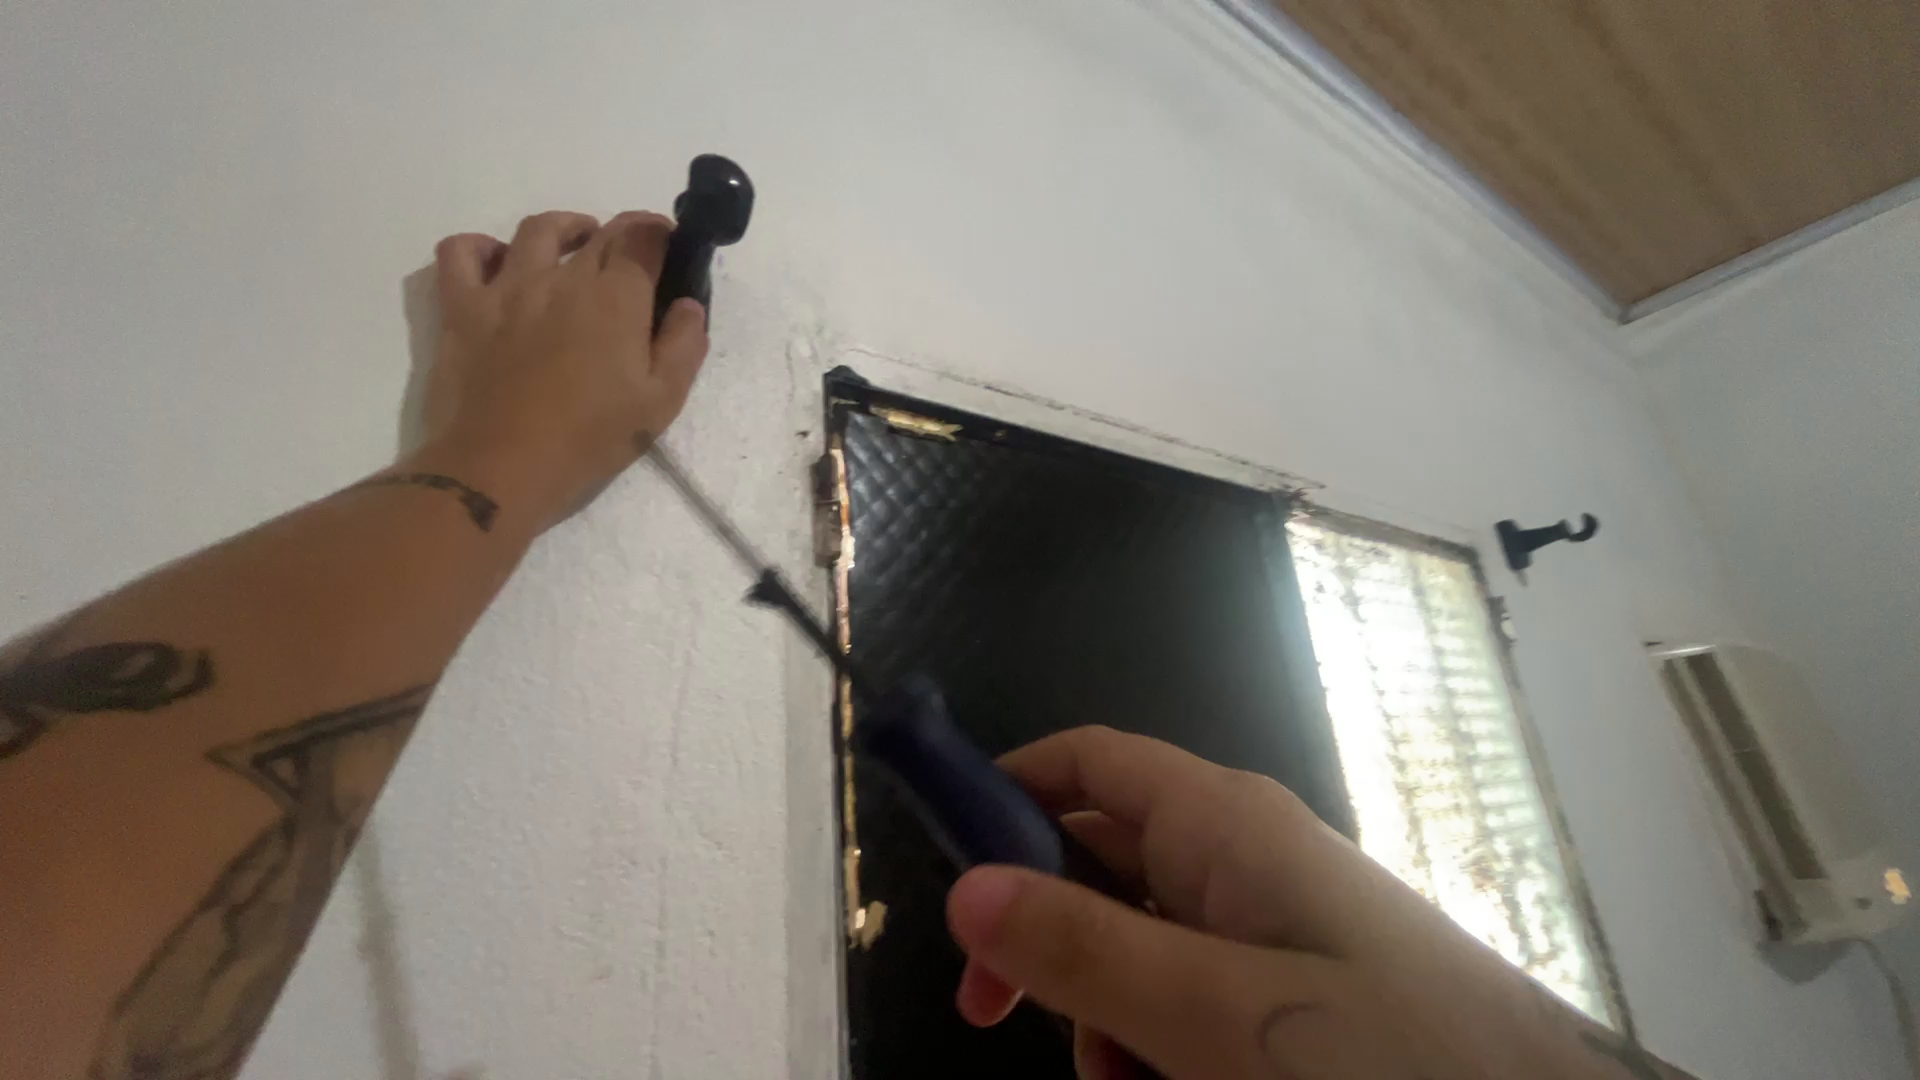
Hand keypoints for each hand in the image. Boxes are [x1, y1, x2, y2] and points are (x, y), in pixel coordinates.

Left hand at [415, 211, 708, 531]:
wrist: (503, 465)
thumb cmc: (592, 438)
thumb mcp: (661, 402)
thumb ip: (683, 346)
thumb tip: (688, 305)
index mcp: (616, 300)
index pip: (642, 240)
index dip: (660, 234)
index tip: (671, 244)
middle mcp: (563, 278)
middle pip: (599, 234)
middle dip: (625, 233)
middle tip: (637, 255)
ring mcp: (507, 287)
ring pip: (536, 230)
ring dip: (565, 228)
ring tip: (579, 242)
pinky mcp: (462, 307)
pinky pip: (460, 252)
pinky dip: (480, 246)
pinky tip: (498, 261)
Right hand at [946, 727, 1673, 1079]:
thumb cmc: (1393, 1064)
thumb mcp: (1218, 1015)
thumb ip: (1088, 950)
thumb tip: (964, 886)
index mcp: (1218, 820)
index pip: (1086, 759)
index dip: (1010, 786)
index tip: (952, 865)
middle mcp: (1235, 848)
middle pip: (1098, 853)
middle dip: (1044, 929)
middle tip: (991, 1009)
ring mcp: (1266, 915)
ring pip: (1136, 934)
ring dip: (1103, 1005)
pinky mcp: (1292, 977)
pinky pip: (1189, 985)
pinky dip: (1158, 1035)